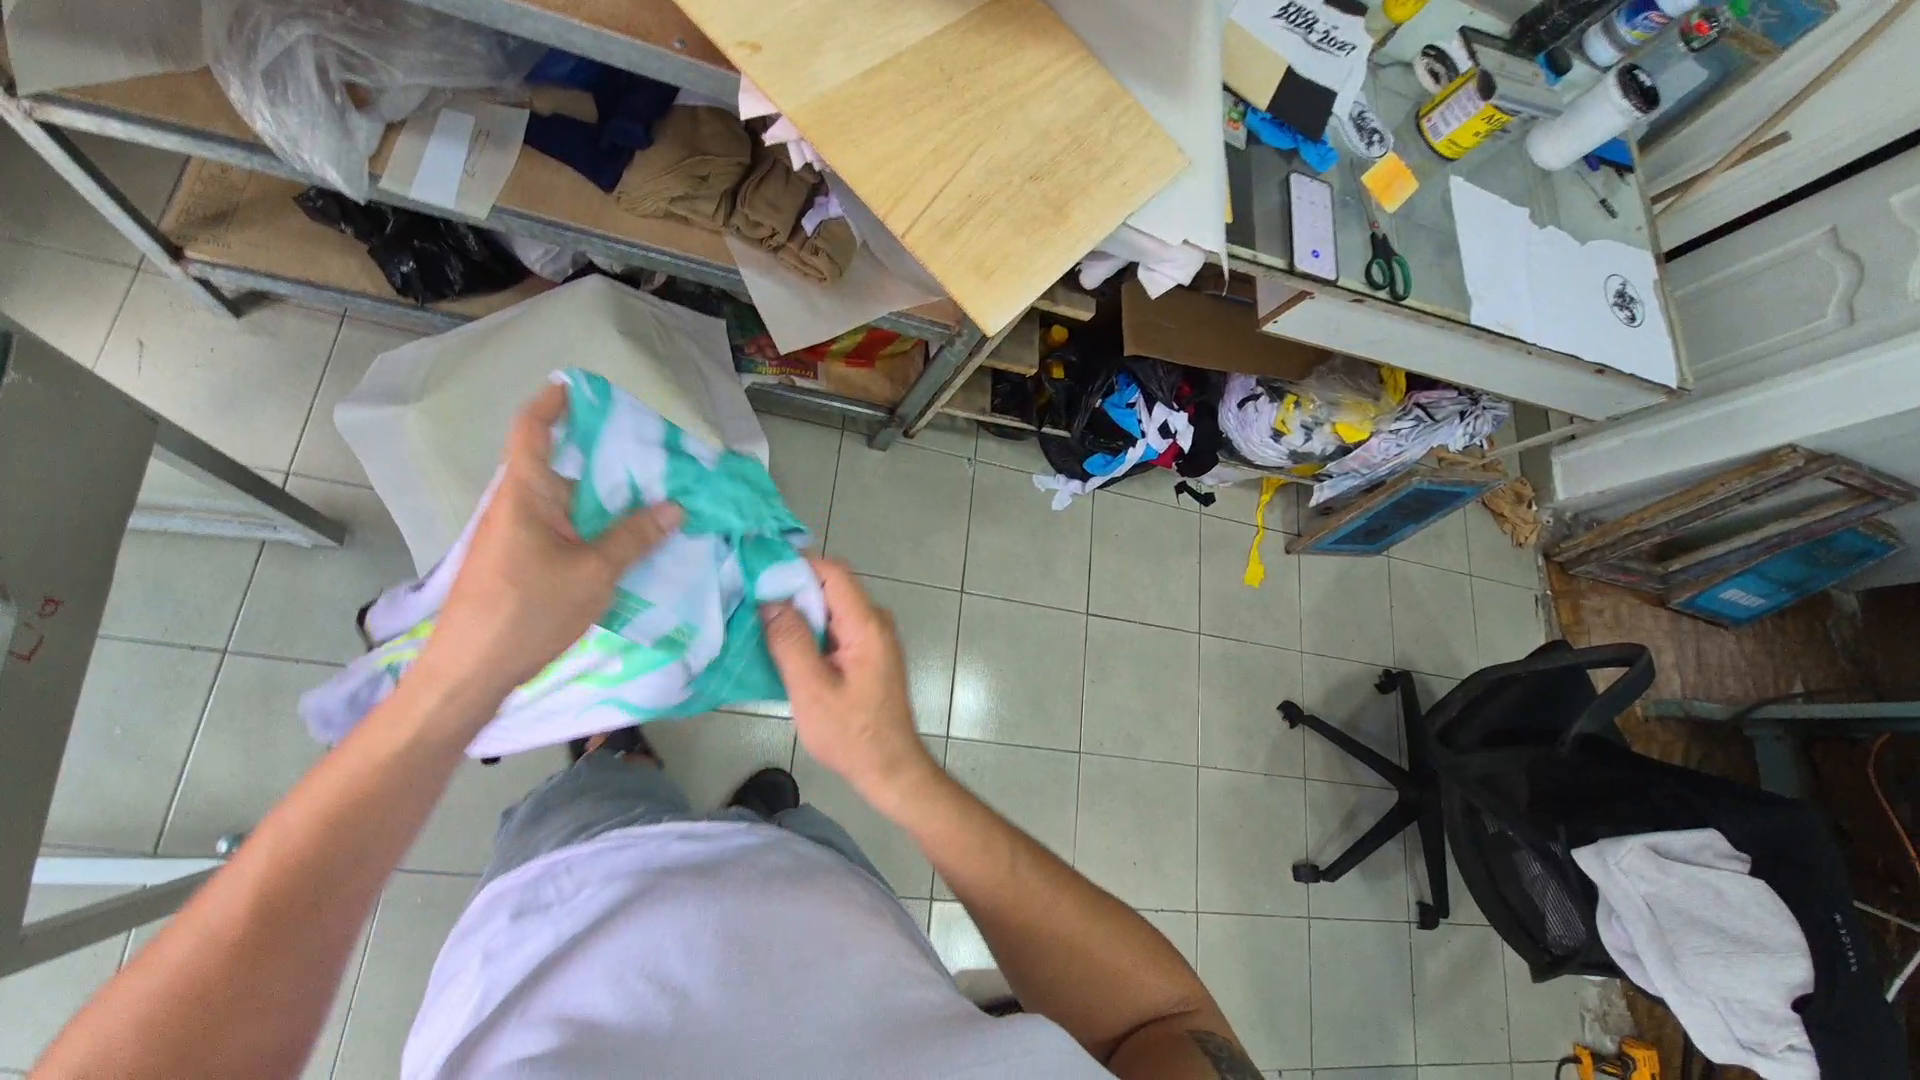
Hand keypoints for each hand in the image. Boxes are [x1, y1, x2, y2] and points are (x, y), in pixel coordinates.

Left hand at [419, 382, 683, 700]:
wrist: (471, 670)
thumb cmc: (529, 611)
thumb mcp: (595, 573)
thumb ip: (635, 537)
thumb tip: (674, 507)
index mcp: (525, 493)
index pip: (531, 429)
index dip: (552, 403)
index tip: (577, 387)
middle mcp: (514, 506)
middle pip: (556, 465)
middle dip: (598, 455)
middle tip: (647, 454)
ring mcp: (513, 536)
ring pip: (562, 501)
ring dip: (599, 497)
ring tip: (648, 497)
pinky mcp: (517, 563)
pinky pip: (560, 529)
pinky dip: (590, 525)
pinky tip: (623, 542)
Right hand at [762, 557, 936, 805]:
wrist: (891, 768)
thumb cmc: (852, 734)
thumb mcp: (812, 690)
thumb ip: (791, 641)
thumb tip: (770, 599)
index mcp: (867, 625)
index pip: (833, 571)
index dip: (796, 565)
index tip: (759, 573)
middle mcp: (875, 622)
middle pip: (831, 586)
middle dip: (791, 589)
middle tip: (750, 599)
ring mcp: (874, 637)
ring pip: (832, 607)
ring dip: (799, 612)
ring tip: (759, 621)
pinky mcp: (868, 653)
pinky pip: (836, 627)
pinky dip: (811, 631)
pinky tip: (783, 645)